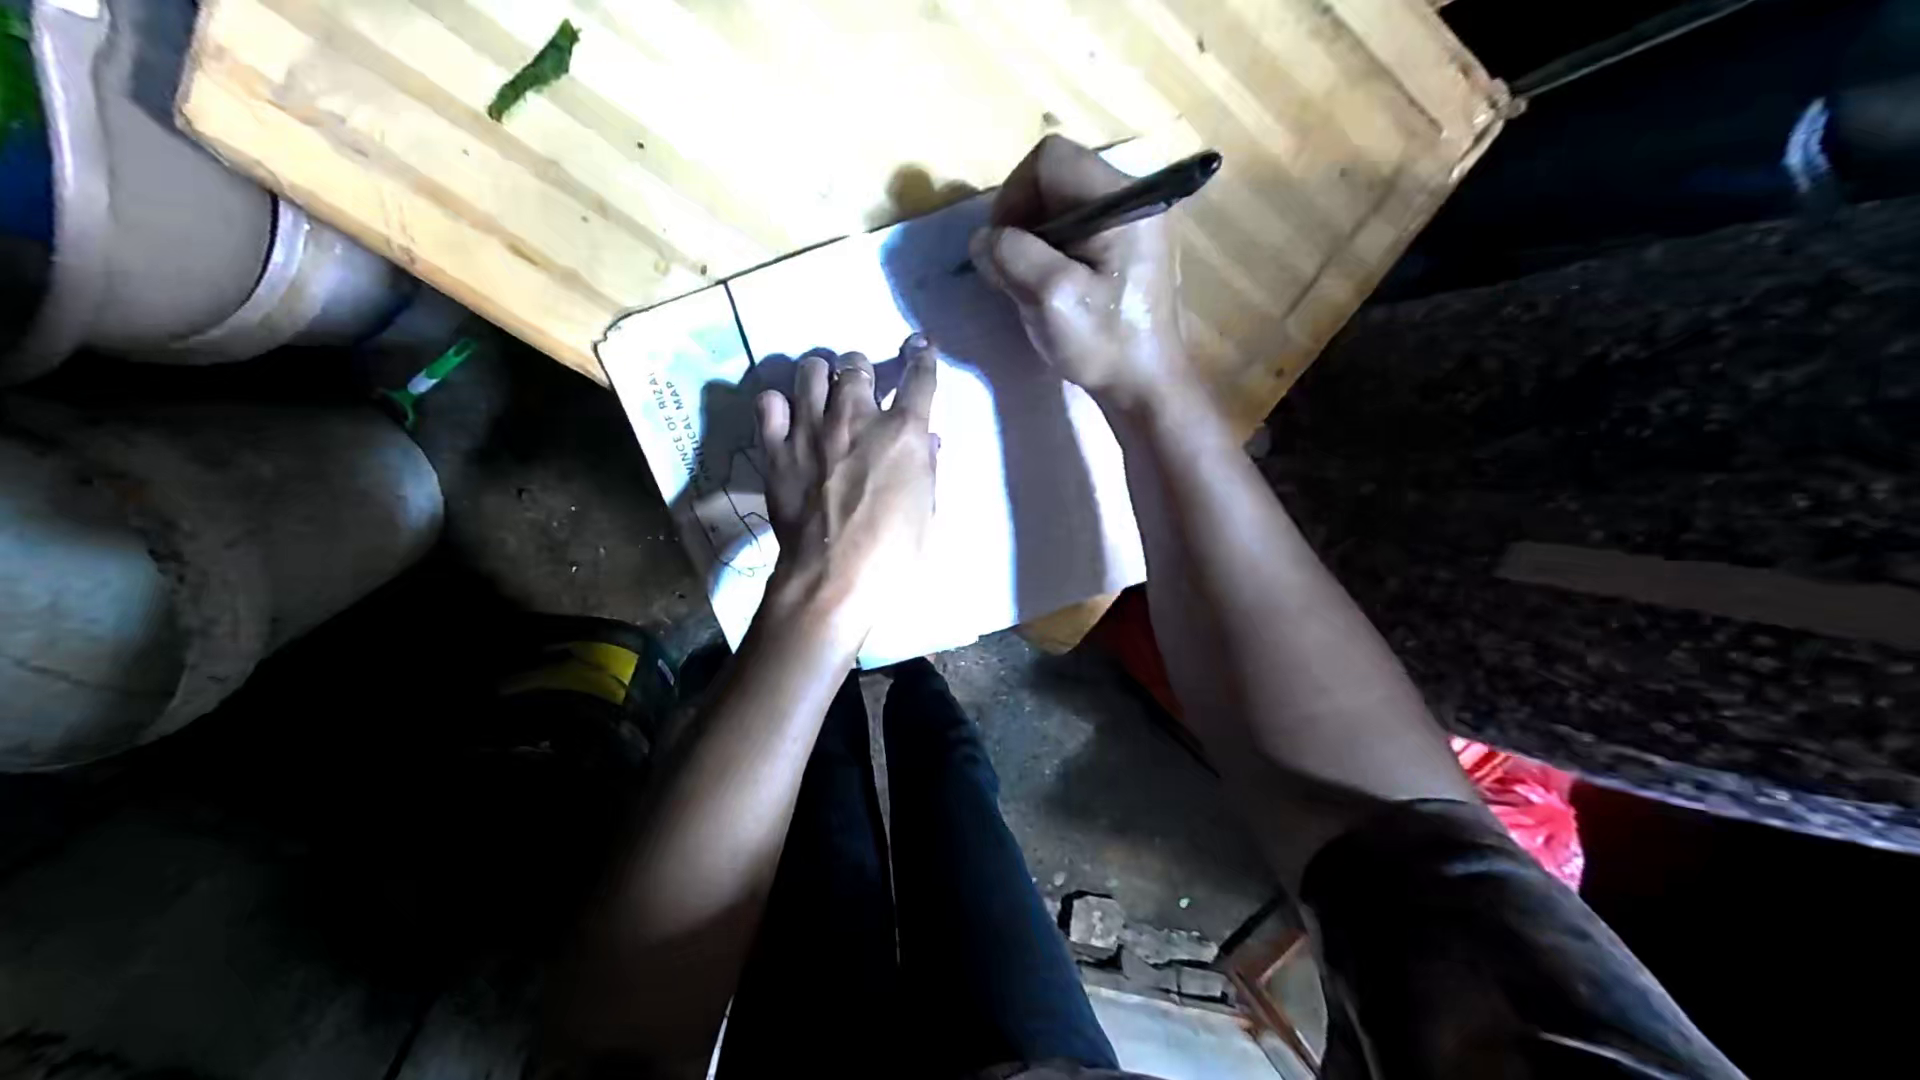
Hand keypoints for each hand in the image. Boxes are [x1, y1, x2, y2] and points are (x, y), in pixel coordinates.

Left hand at [755, 335, 938, 655]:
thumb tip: (927, 440)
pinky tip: (785, 416)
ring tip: (822, 389)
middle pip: (857, 365)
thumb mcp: (928, 511)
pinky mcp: (777, 448)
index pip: (920, 375)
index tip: (920, 346)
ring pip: (811, 370)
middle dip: (862, 369)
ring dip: (821, 375)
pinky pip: (769, 403)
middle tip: (861, 385)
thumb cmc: (894, 551)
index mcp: (904, 432)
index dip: (922, 355)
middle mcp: (857, 417)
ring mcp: (812, 429)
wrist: (835, 577)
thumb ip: (928, 467)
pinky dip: (778, 405)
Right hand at [968, 135, 1191, 415]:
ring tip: (1031, 281)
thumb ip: (1012, 256)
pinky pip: (1078, 228)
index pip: (1050, 159)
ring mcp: (1136, 221)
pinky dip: (1054, 249)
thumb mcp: (1050, 298)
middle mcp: (1136, 197)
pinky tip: (1052, 285)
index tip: (1001, 245)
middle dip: (1023, 219)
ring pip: (1063, 204)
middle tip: (1012, 268)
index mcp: (1124, 200)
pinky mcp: (1130, 246)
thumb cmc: (1104, 345)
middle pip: (1057, 178)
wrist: (1146, 386)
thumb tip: (983, 238)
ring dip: (1036, 238)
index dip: (1013, 196)